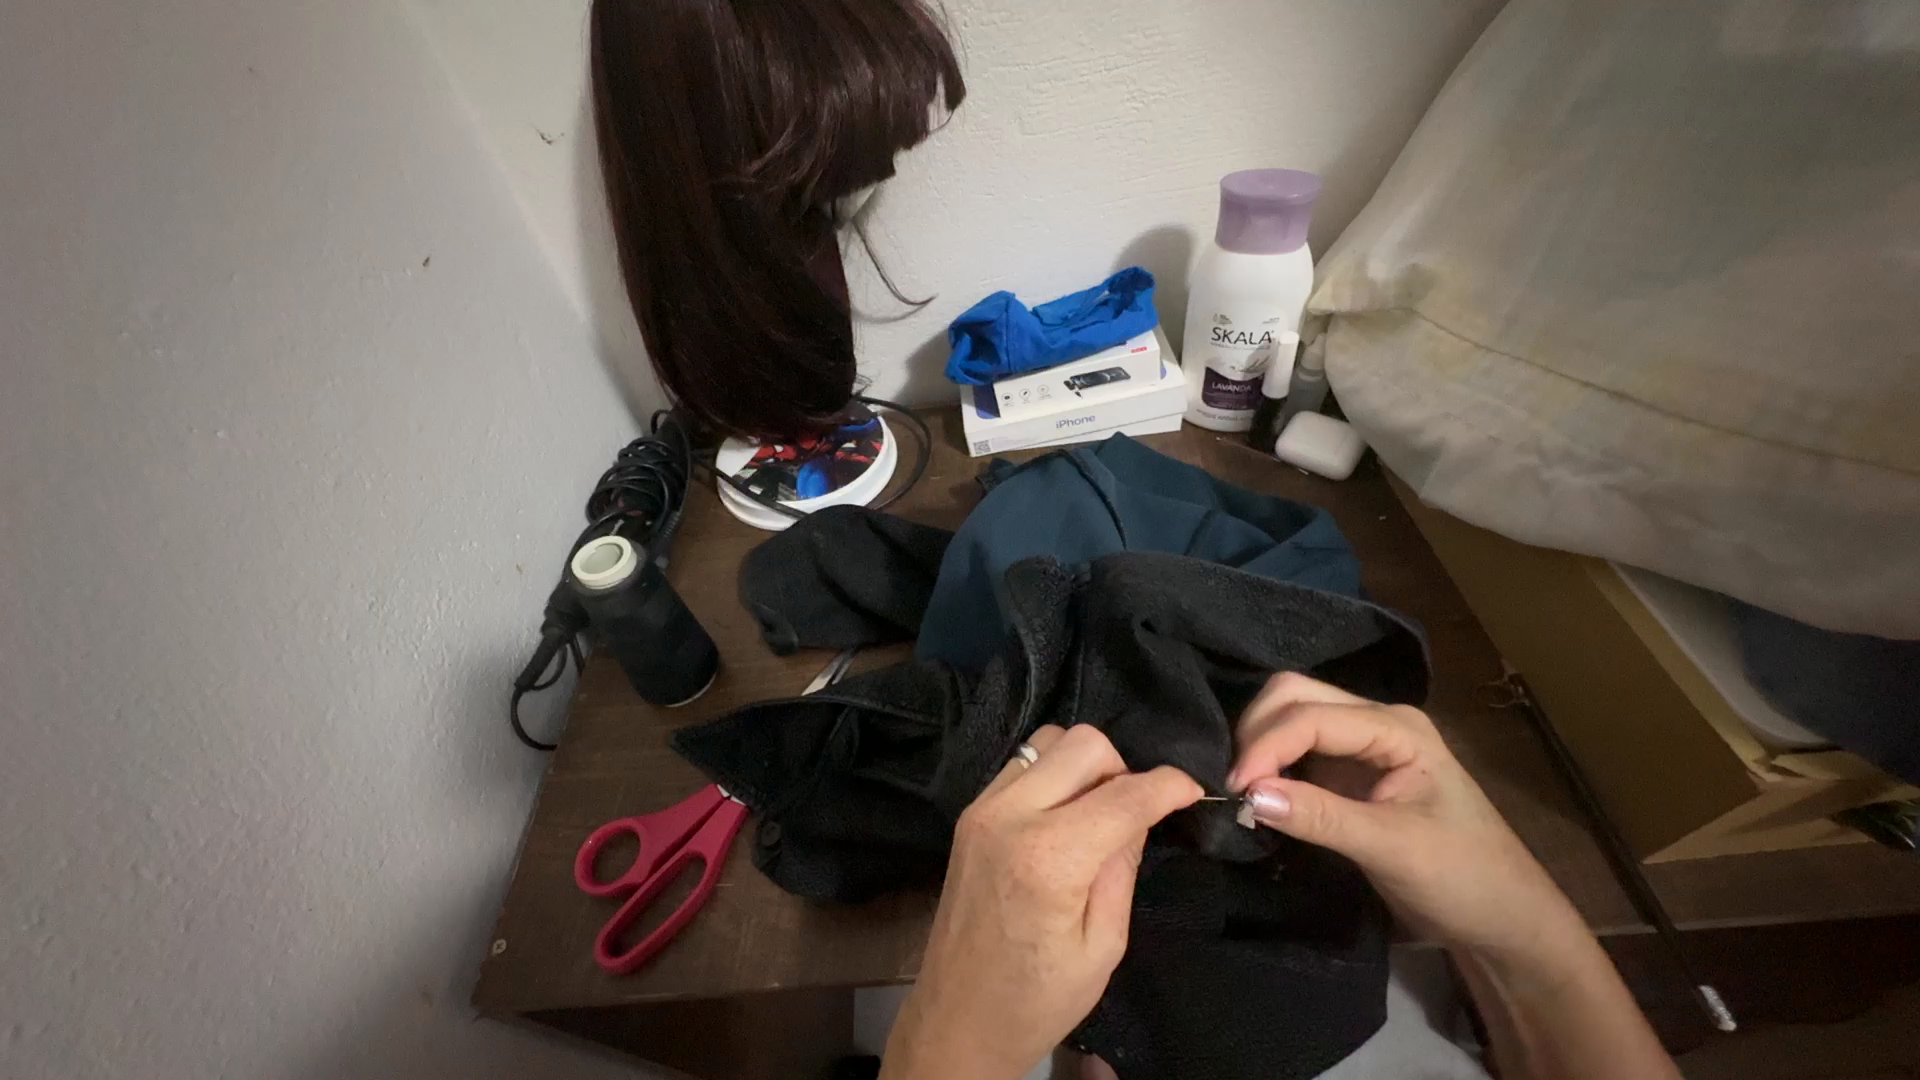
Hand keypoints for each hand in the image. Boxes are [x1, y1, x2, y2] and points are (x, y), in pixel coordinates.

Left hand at [880, 725, 1202, 1079]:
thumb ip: (1123, 866)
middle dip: (1123, 768)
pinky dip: (1053, 772)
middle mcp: (1010, 815)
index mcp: (1048, 857)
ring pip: (1049, 740)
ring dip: (1084, 765)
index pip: (1122, 796)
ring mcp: (983, 807)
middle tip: (1133, 812)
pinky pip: (1023, 762)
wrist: (958, 1015)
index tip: (1191, 788)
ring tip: (1095, 812)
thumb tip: (1141, 811)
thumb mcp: (1104, 945)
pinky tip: (1062, 814)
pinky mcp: (970, 810)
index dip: (1167, 785)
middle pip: (1083, 744)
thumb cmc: (1037, 998)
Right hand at [1226, 673, 1581, 961]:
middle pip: (1294, 695)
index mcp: (1397, 728)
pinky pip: (1291, 745)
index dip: (1267, 745)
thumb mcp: (1394, 850)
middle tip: (1232, 783)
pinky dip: (1266, 760)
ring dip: (1256, 742)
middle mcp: (1374, 721)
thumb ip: (1321, 816)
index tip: (1234, 788)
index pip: (1312, 716)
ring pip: (1287, 713)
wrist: (1504, 923)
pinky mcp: (1342, 767)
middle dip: (1255, 731)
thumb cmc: (1466, 880)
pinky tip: (1256, 788)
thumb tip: (1249, 793)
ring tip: (1241, 787)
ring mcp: (1358, 742)